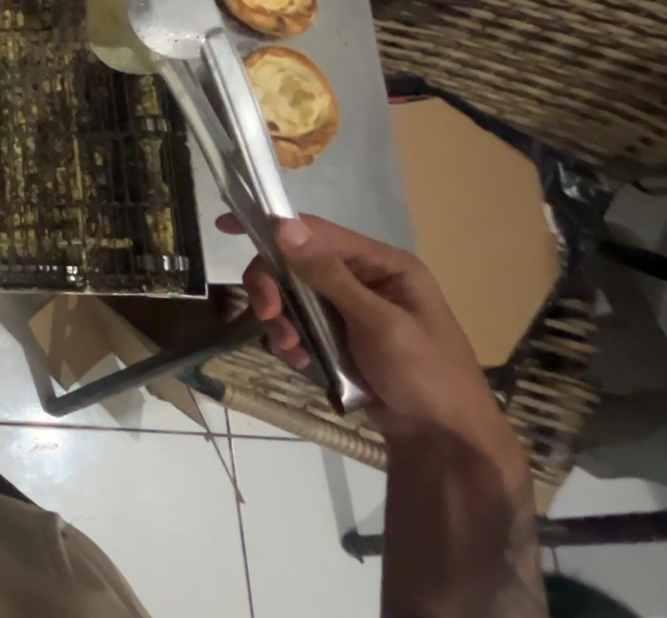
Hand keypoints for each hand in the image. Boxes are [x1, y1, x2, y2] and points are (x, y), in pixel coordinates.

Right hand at [225, 214, 510, 450]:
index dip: (271, 226)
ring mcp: (345, 308)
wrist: (442, 439)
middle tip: (268, 316)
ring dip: (281, 322)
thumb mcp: (379, 323)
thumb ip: (329, 275)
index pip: (315, 232)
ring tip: (293, 350)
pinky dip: (289, 341)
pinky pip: (293, 325)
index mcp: (381, 265)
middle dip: (273, 290)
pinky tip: (303, 361)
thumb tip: (284, 226)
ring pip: (287, 297)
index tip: (224, 227)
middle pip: (291, 265)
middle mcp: (360, 279)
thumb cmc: (426, 374)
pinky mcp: (333, 334)